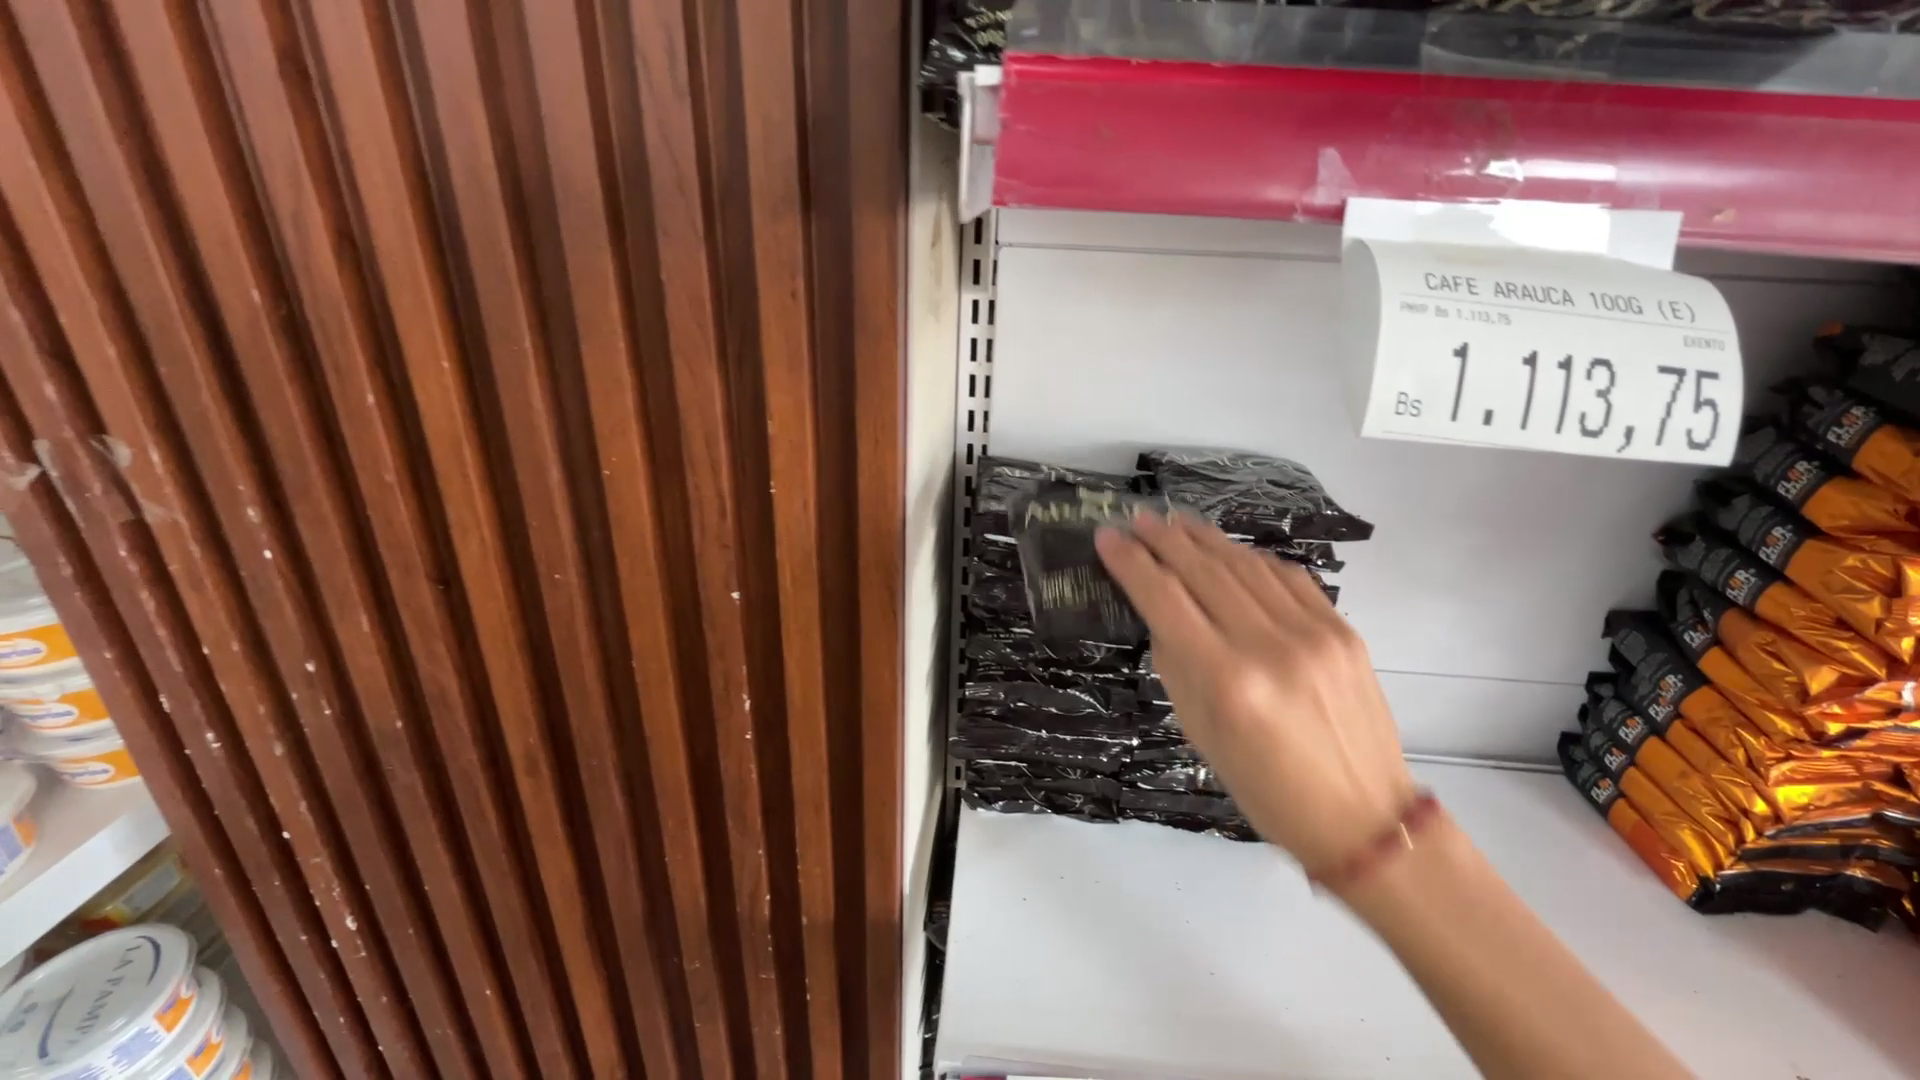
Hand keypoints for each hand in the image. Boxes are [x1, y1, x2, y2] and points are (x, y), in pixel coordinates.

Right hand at [1096, 514, 1415, 879]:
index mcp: (1226, 681)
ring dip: (1204, 539)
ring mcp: (1312, 632)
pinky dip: (1251, 559)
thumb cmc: (1266, 789)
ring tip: (1175, 523)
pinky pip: (1287, 577)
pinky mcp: (1343, 629)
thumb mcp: (1201, 734)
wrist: (1361, 815)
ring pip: (1245, 565)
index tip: (1108, 539)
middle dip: (1163, 539)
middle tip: (1136, 520)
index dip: (1131, 563)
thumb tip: (1163, 613)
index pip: (1165, 600)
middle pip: (1204, 571)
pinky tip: (1229, 552)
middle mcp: (1268, 646)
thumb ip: (1178, 666)